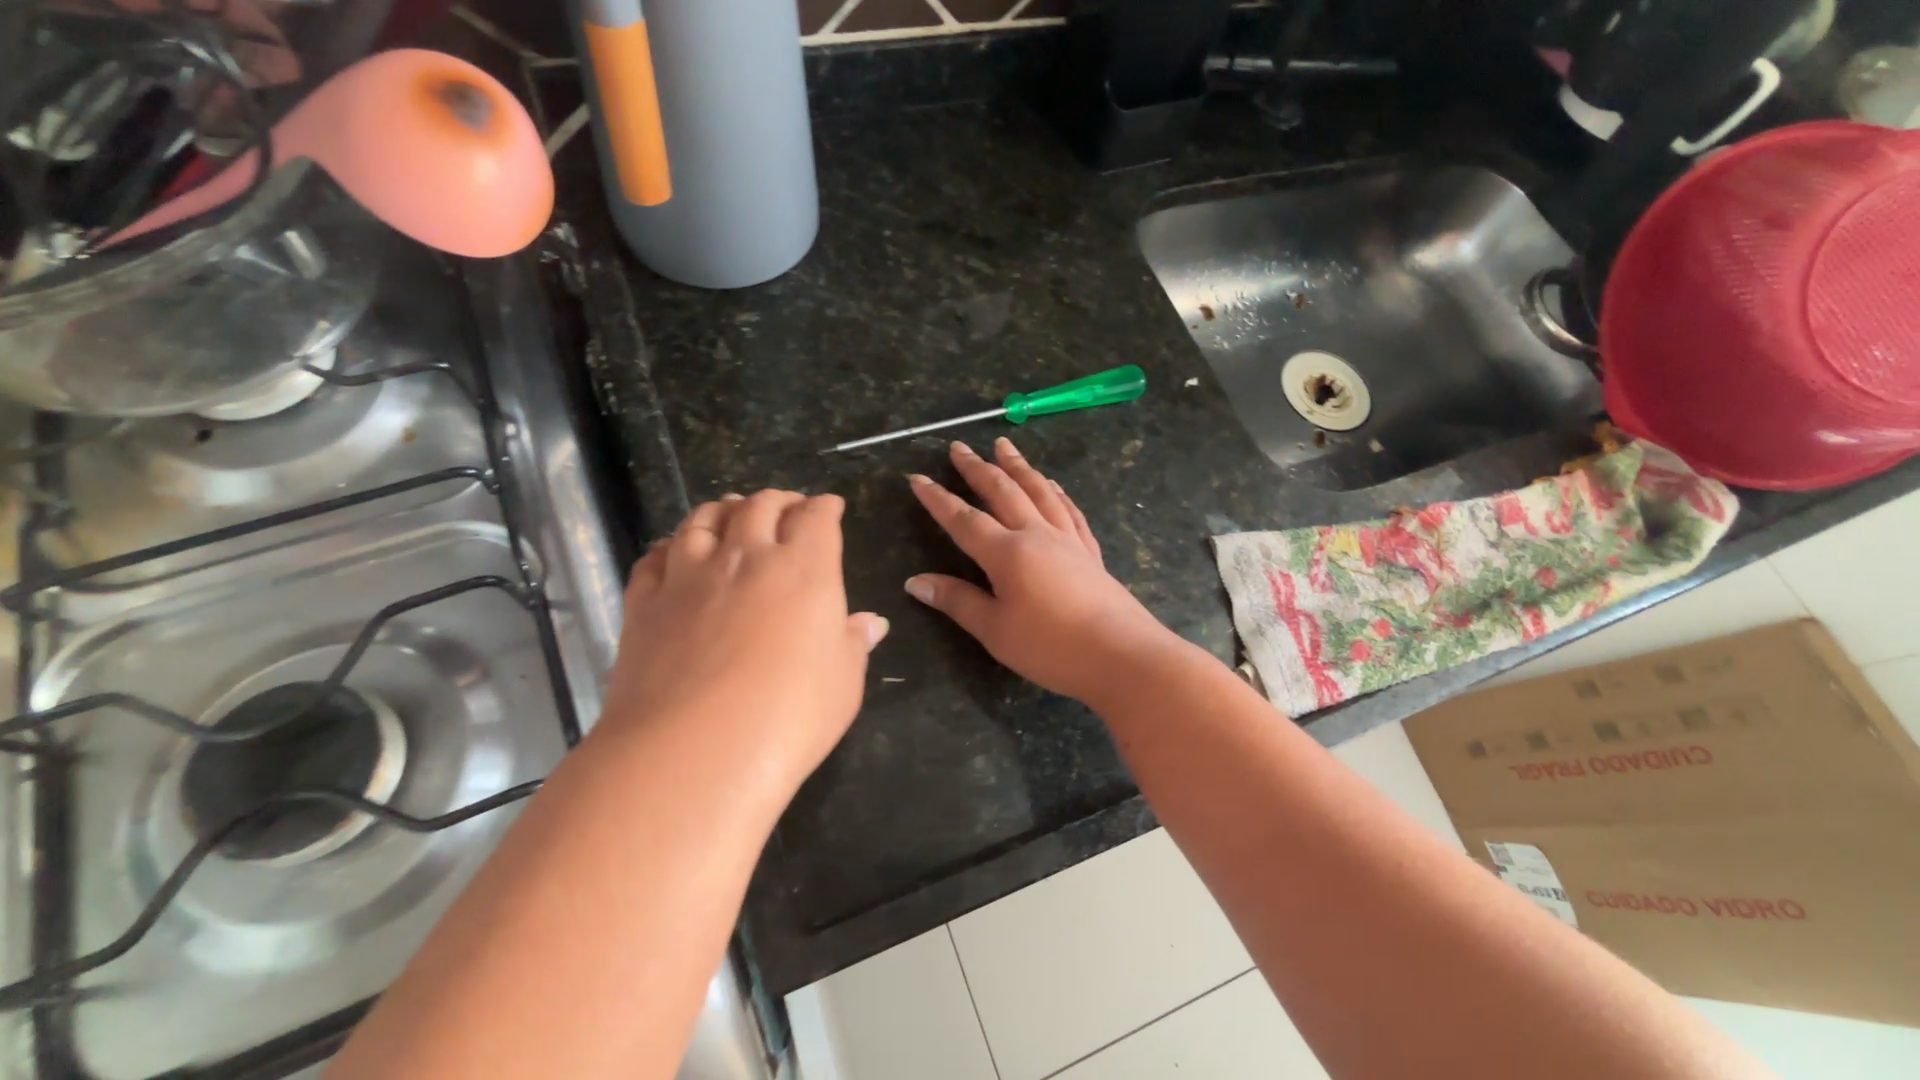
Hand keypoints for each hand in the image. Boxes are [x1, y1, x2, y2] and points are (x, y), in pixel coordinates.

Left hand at [603, 491, 888, 793]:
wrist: (693, 750)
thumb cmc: (789, 718)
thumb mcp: (843, 685)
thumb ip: (852, 645)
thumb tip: (870, 622)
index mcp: (804, 570)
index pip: (817, 518)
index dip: (825, 507)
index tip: (830, 506)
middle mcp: (745, 557)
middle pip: (760, 506)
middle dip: (778, 500)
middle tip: (785, 506)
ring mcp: (689, 575)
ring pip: (703, 519)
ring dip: (723, 509)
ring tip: (731, 512)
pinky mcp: (645, 601)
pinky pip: (656, 556)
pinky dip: (671, 546)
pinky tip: (674, 551)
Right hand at [907, 438, 1180, 704]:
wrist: (1121, 655)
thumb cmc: (1051, 647)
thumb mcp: (995, 631)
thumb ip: (957, 601)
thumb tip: (915, 582)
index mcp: (1007, 553)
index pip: (964, 520)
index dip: (938, 500)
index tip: (916, 479)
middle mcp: (1037, 535)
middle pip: (1003, 492)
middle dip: (978, 468)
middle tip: (959, 447)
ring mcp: (1068, 540)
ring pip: (1039, 491)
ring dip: (1018, 467)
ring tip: (1005, 446)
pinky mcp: (1090, 552)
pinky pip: (1069, 510)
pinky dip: (1057, 492)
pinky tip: (1053, 485)